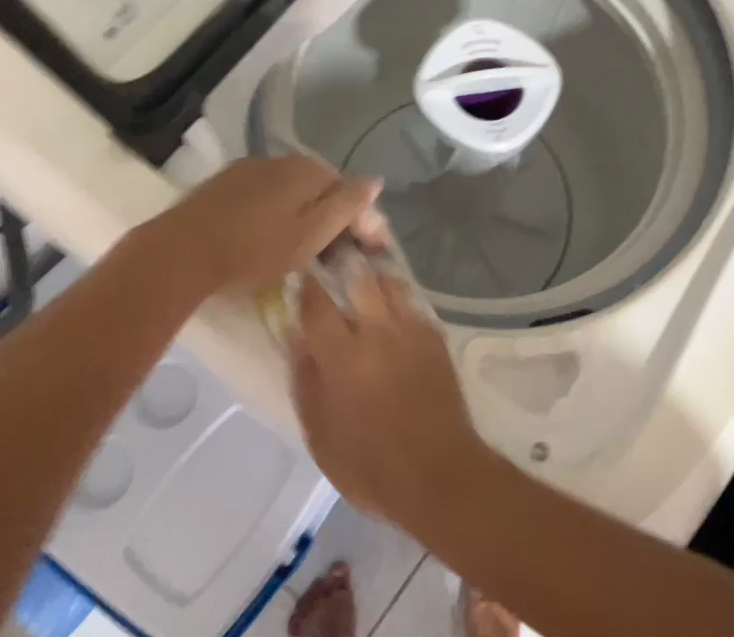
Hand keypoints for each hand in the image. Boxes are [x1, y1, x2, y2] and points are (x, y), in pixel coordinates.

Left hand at [114, 155, 387, 301]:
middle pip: (322, 188)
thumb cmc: (255, 248)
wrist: (182, 251)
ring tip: (307, 248)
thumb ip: (347, 205)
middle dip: (335, 217)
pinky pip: (267, 195)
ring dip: (306, 214)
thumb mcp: (311, 234)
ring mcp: (250, 168)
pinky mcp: (225, 183)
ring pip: (293, 191)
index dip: (365, 222)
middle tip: (339, 255)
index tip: (371, 253)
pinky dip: (278, 212)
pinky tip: (271, 235)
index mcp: (310, 169)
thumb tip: (376, 180)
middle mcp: (283, 159)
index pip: (351, 190)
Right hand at [289, 259, 497, 525]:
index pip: (316, 303)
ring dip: (373, 274)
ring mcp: (412, 331)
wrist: (439, 474)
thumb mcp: (320, 435)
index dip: (304, 285)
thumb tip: (295, 337)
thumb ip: (306, 380)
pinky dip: (398, 296)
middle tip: (330, 258)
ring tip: (362, 274)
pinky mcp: (436, 339)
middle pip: (359, 277)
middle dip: (342, 263)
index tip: (297, 276)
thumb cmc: (370, 465)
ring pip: (391, 282)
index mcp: (342, 355)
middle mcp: (378, 331)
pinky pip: (413, 303)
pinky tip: (391, 304)